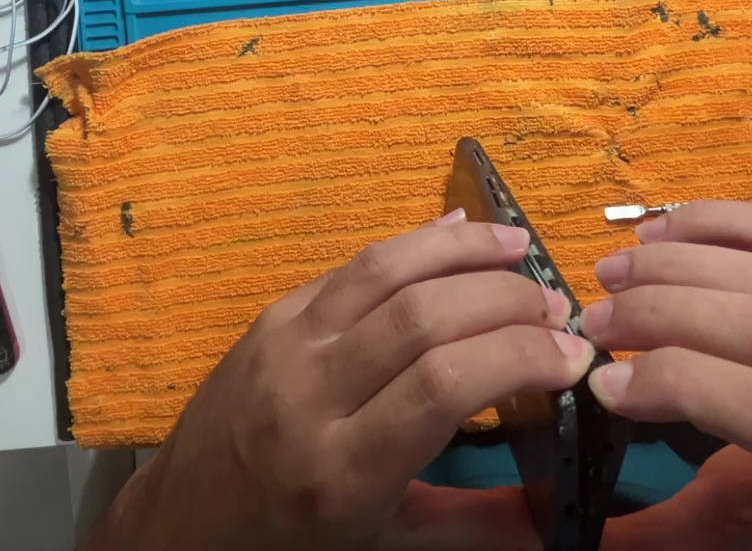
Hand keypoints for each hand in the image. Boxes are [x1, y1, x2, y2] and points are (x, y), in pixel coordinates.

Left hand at [83, 210, 597, 550]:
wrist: (180, 521)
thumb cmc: (290, 541)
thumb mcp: (385, 545)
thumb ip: (475, 526)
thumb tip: (560, 514)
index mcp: (341, 470)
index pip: (442, 384)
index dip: (518, 356)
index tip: (571, 354)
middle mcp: (310, 392)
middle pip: (419, 316)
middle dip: (501, 297)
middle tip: (553, 302)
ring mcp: (285, 340)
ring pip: (382, 269)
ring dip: (458, 249)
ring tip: (514, 244)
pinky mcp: (274, 311)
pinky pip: (352, 264)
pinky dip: (412, 243)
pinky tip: (453, 232)